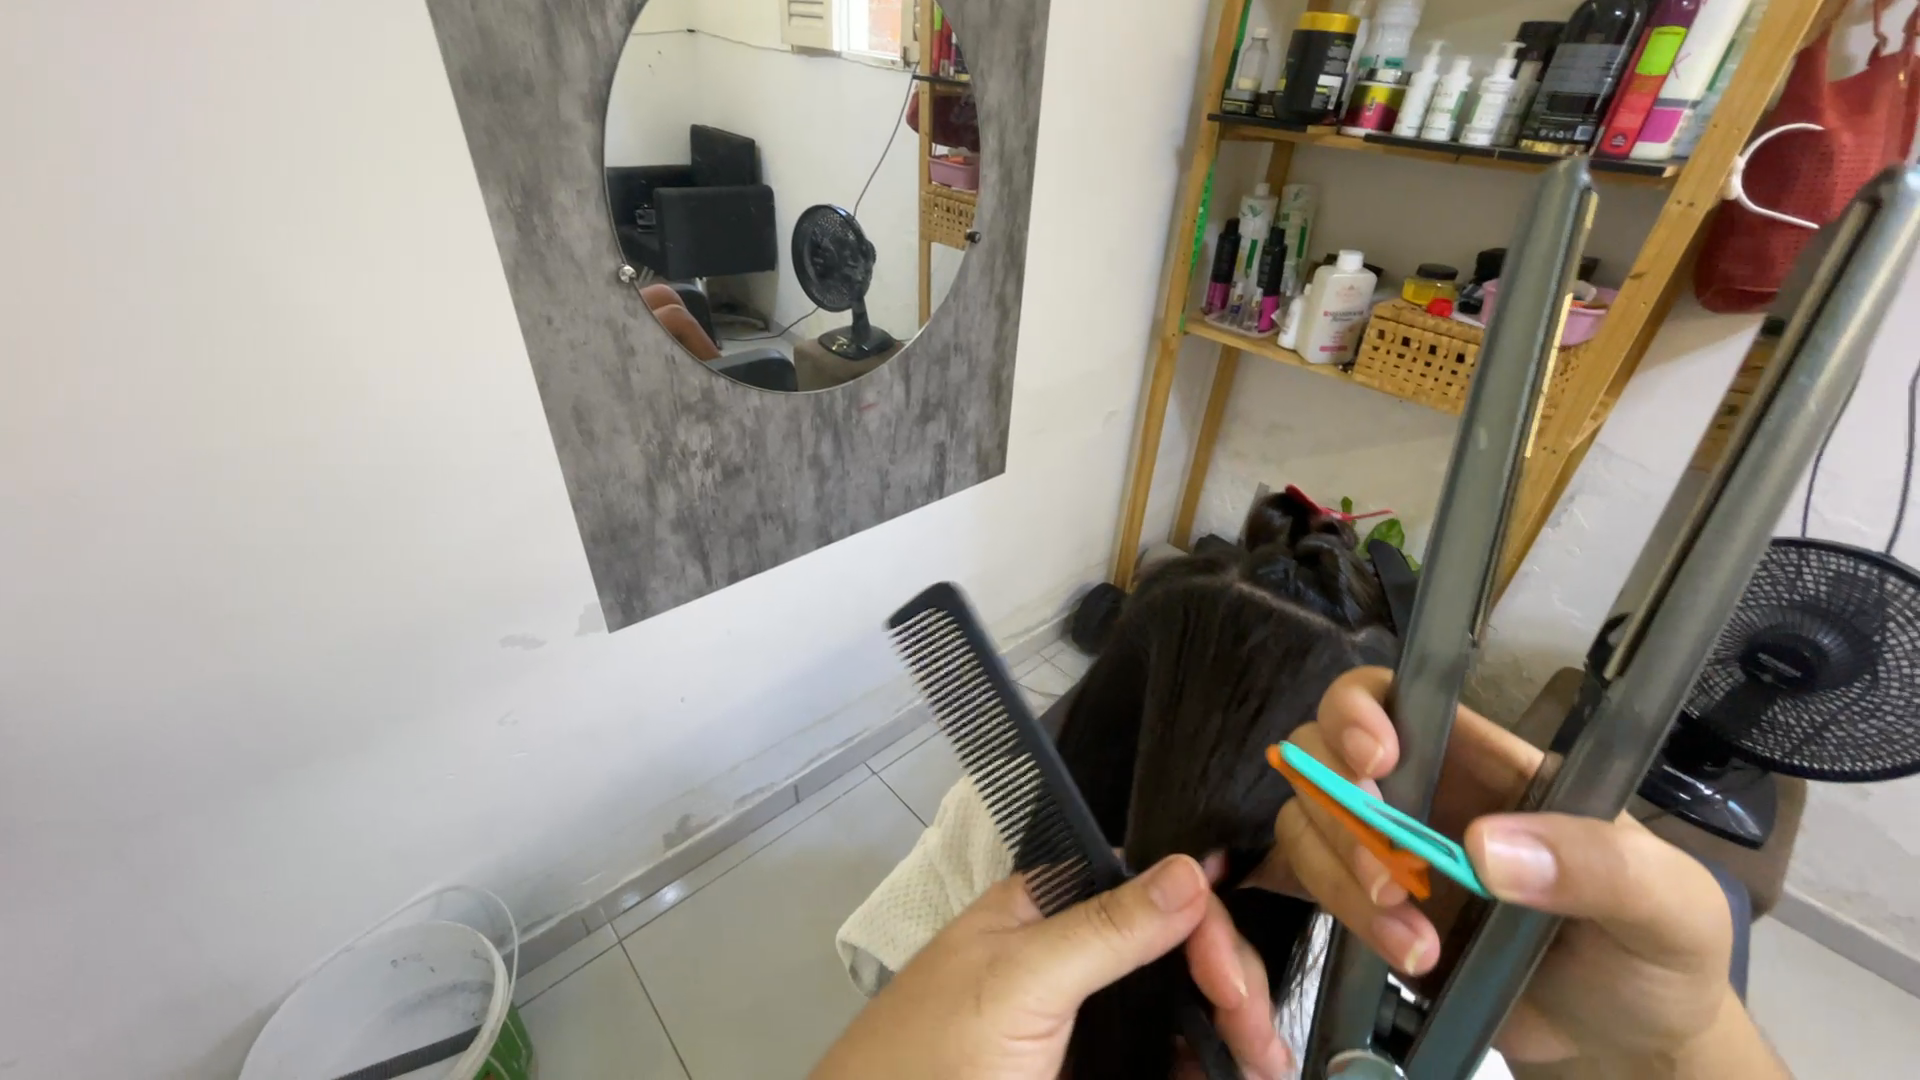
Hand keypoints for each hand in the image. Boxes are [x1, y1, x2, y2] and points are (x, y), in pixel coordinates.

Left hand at [810, 854, 1292, 1079]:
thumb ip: (1104, 927)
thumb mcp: (1021, 982)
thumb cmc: (940, 1051)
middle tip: (1262, 1045)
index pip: (1148, 887)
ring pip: (1179, 998)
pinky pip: (1166, 1051)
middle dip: (1228, 981)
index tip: (1230, 988)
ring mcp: (1090, 1011)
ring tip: (1265, 1063)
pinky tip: (1233, 1070)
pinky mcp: (1100, 1062)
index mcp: (1051, 906)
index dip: (1200, 924)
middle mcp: (1077, 950)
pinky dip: (1206, 1060)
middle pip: (1175, 944)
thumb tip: (1190, 868)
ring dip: (1231, 1025)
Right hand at [1268, 667, 1757, 1069]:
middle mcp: (1412, 787)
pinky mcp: (1353, 895)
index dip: (1358, 709)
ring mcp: (1376, 840)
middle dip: (1335, 798)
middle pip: (1320, 746)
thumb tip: (1483, 848)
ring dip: (1340, 869)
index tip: (1374, 759)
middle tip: (1387, 868)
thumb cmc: (1651, 955)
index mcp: (1476, 760)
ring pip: (1303, 813)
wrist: (1616, 1051)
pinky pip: (1302, 875)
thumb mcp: (1670, 906)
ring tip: (1414, 939)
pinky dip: (1338, 908)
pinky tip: (1402, 953)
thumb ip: (1600, 866)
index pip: (1390, 695)